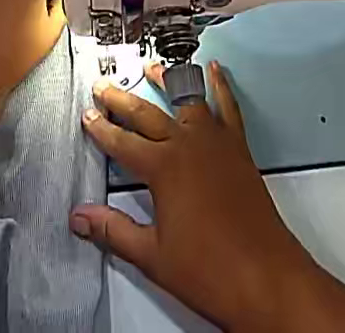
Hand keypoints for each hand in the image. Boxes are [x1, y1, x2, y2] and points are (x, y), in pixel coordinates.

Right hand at [71, 63, 344, 331]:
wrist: (264, 277)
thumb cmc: (210, 270)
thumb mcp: (152, 254)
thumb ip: (114, 230)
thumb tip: (81, 217)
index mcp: (163, 168)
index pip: (121, 142)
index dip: (101, 129)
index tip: (87, 115)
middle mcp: (187, 145)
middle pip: (146, 114)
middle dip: (121, 99)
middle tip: (104, 87)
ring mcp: (215, 141)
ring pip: (185, 99)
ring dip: (166, 81)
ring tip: (151, 68)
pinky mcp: (237, 146)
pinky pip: (227, 106)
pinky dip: (220, 85)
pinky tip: (215, 71)